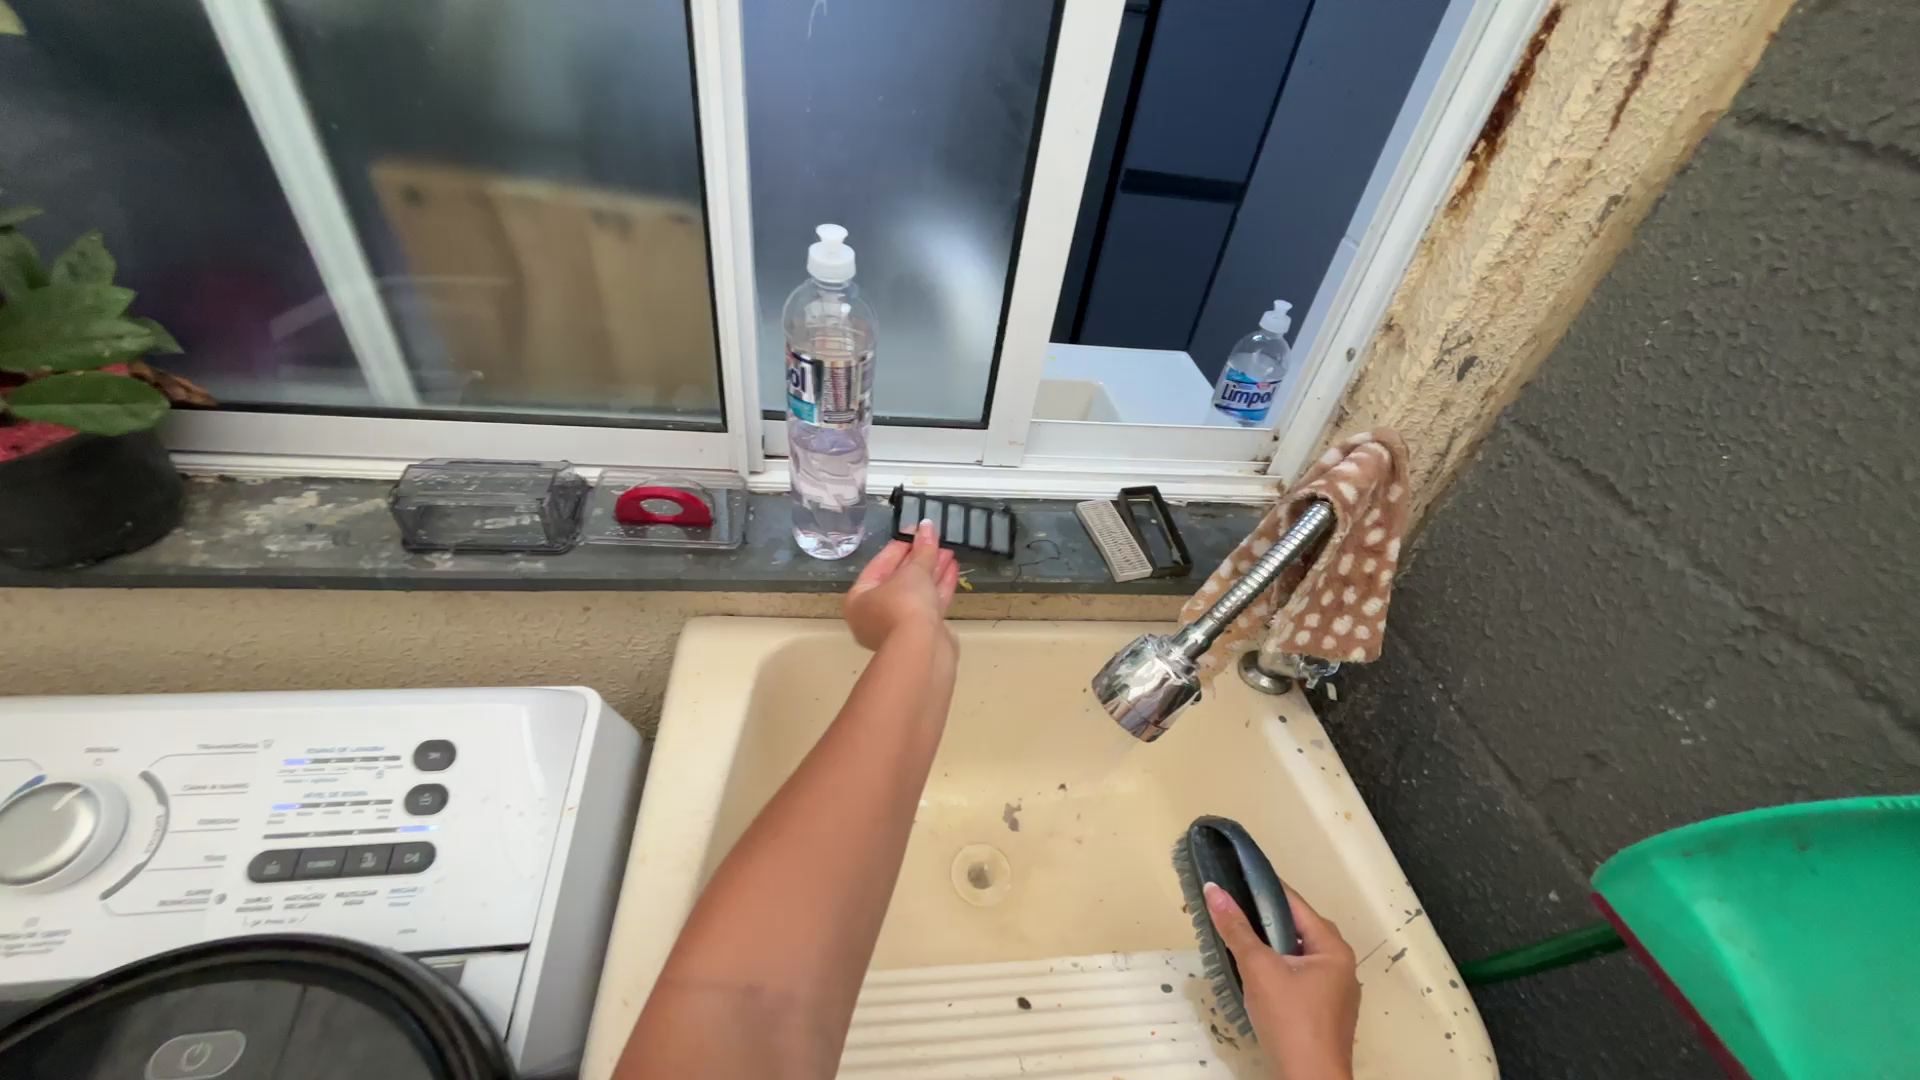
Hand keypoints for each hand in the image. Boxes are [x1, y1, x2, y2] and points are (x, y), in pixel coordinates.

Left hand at [844, 520, 958, 650]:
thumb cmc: (904, 605)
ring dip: (932, 570)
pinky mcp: (922, 633)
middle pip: (899, 579)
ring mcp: (900, 626)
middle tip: (934, 538)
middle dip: (919, 558)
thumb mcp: (912, 572)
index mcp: (860, 599)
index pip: (879, 565)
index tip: (916, 530)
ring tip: (948, 550)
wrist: (922, 649)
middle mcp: (876, 614)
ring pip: (917, 592)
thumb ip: (922, 549)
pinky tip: (953, 567)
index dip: (900, 545)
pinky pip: (930, 604)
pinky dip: (940, 586)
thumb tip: (926, 525)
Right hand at [1205, 881, 1360, 1079]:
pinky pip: (1294, 973)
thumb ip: (1235, 927)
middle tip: (1226, 907)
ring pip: (1292, 952)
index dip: (1260, 886)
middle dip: (1259, 916)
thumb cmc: (1290, 1020)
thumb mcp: (1258, 967)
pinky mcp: (1321, 1011)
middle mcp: (1339, 964)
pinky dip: (1272, 965)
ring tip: (1232, 933)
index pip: (1293, 902)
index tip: (1230, 874)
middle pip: (1293, 926)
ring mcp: (1332, 991)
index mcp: (1333, 947)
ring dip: (1264, 942)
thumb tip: (1213, 889)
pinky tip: (1248, 968)